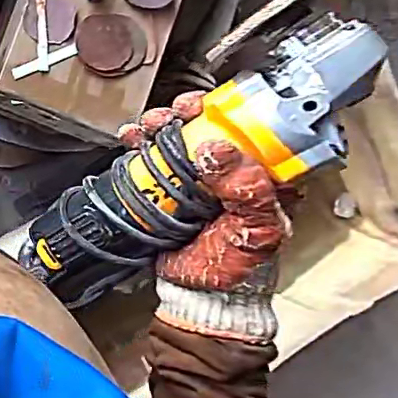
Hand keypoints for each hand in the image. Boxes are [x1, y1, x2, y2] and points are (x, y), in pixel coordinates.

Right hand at [119, 91, 288, 340]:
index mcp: (264, 176)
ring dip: (162, 123)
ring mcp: (197, 177)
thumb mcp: (256, 231)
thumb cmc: (237, 267)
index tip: (216, 104)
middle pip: (211, 124)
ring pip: (179, 135)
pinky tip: (133, 139)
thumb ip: (247, 191)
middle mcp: (231, 170)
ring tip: (151, 125)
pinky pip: (152, 157)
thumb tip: (216, 150)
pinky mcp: (168, 186)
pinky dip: (139, 143)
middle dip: (191, 111)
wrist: (199, 293)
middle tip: (179, 111)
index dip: (235, 109)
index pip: (256, 128)